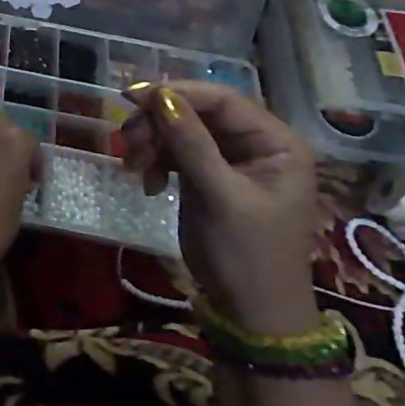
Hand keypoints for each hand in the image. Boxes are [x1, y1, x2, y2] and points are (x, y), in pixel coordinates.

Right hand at [122, 81, 320, 333]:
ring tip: (134, 168)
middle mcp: (256, 145)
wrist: (251, 312)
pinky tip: (148, 185)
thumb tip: (160, 96)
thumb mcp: (219, 197)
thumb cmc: (247, 255)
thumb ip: (191, 144)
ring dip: (152, 144)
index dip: (176, 93)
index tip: (129, 97)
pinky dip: (156, 163)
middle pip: (197, 113)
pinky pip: (176, 155)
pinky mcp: (208, 180)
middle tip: (128, 145)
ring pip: (181, 133)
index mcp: (276, 143)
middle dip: (159, 124)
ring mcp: (231, 163)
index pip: (222, 100)